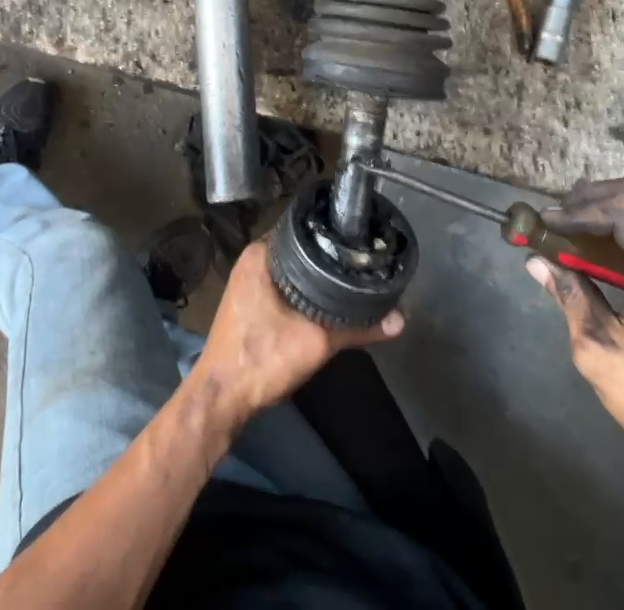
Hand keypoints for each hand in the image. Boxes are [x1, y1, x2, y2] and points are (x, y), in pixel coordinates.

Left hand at [189, 240, 404, 429]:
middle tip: (365, 261)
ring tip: (354, 278)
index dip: (333, 231)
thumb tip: (401, 320)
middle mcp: (252, 261)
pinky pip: (285, 286)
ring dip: (318, 277)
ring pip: (294, 269)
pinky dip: (306, 291)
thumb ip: (359, 328)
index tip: (362, 237)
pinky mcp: (250, 302)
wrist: (222, 397)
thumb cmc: (262, 359)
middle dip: (330, 257)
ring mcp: (248, 282)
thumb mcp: (317, 341)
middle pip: (301, 248)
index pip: (304, 227)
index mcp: (261, 255)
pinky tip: (330, 301)